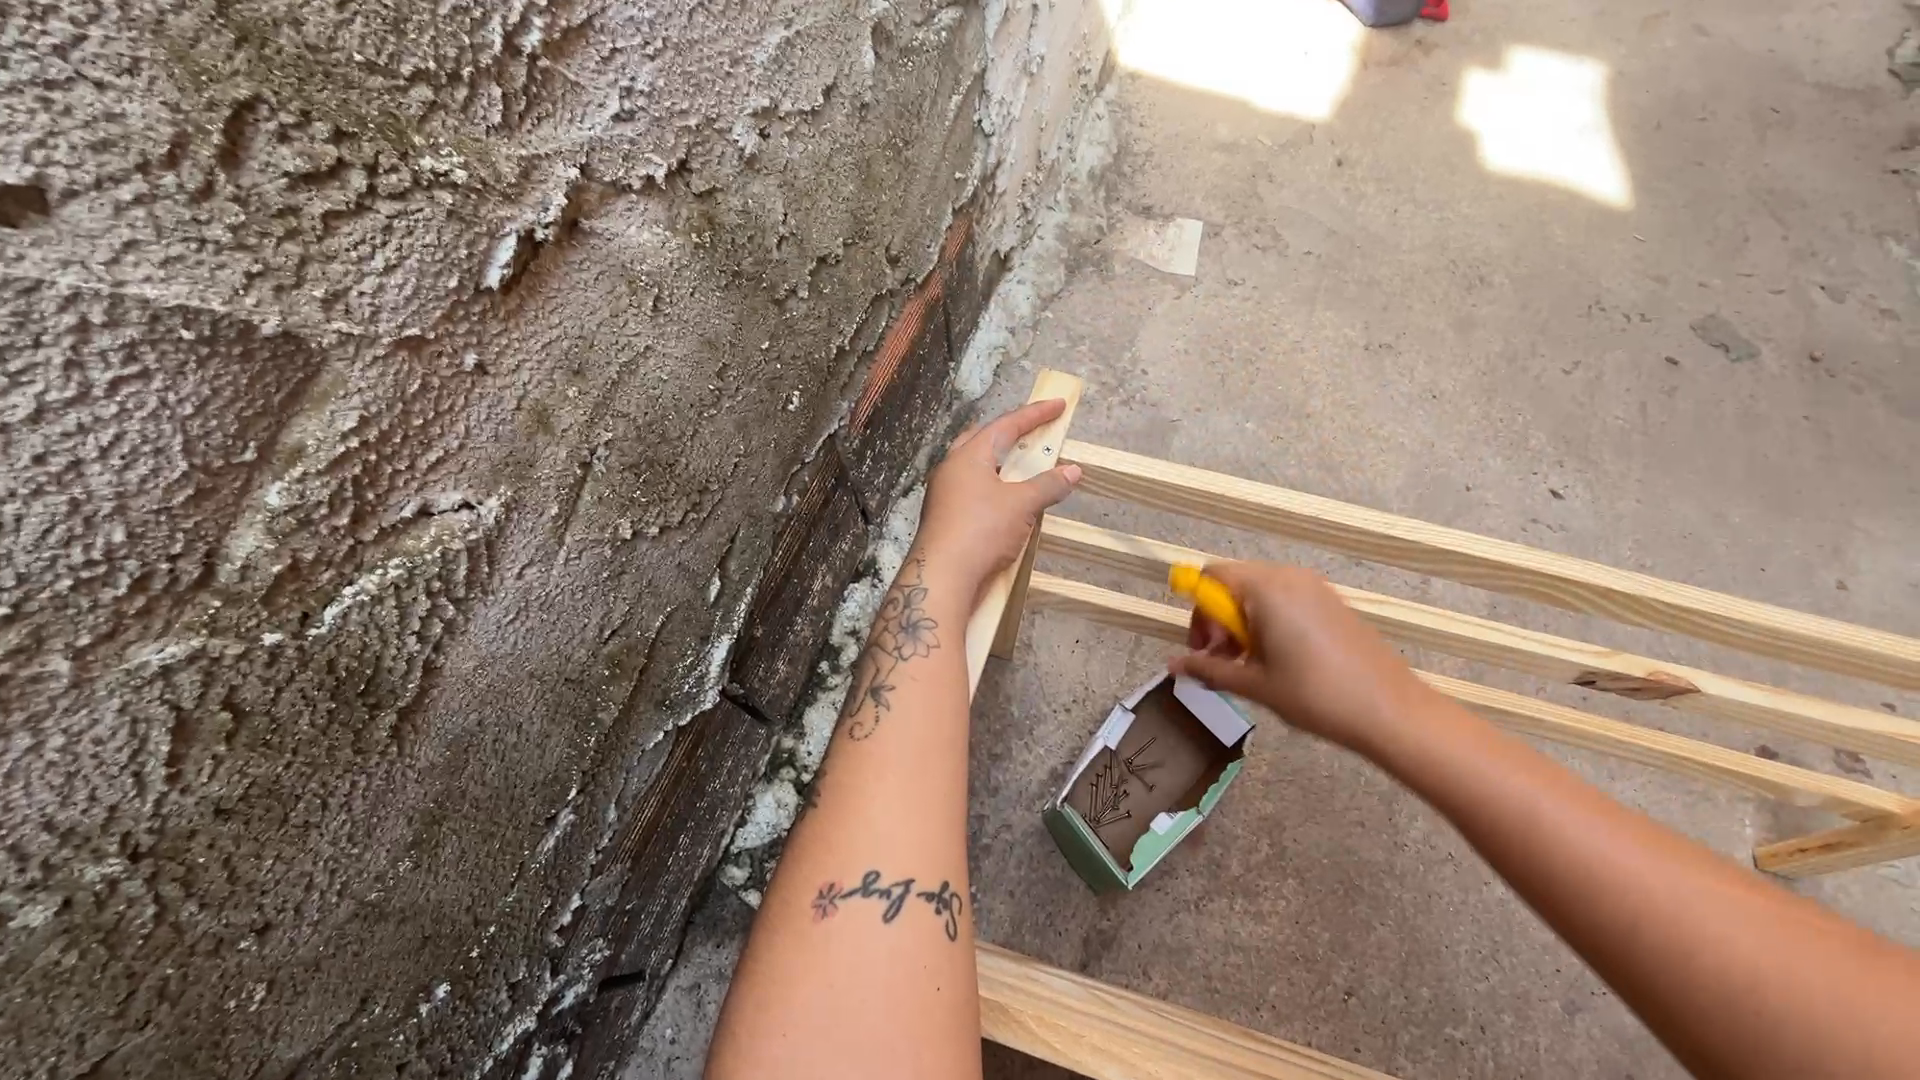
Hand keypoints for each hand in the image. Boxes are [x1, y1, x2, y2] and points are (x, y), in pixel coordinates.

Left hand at [912, 399, 1081, 599]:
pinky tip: (1006, 502)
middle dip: (1008, 433)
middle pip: (982, 440)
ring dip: (999, 463)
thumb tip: (1073, 470)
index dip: (1035, 414)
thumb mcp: (1022, 505)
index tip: (1059, 404)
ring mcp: (944, 495)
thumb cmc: (981, 531)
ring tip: (1022, 466)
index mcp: (968, 456)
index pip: (1006, 425)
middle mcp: (951, 470)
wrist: (943, 578)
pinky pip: (972, 493)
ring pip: (974, 468)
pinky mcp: (944, 519)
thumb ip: (1048, 485)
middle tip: (1032, 432)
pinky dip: (993, 489)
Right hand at [1167, 561, 1431, 752]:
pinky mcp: (1333, 603)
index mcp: (1265, 589)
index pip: (1210, 577)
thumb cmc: (1316, 696)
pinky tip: (1280, 660)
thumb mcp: (1254, 684)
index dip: (1198, 613)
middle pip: (1233, 582)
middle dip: (1219, 620)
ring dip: (1243, 623)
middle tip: (1224, 661)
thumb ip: (1208, 669)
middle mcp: (1289, 577)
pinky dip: (1270, 622)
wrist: (1392, 711)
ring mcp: (1315, 587)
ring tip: (1251, 665)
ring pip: (1259, 592)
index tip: (1206, 651)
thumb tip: (1173, 666)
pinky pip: (1285, 599)